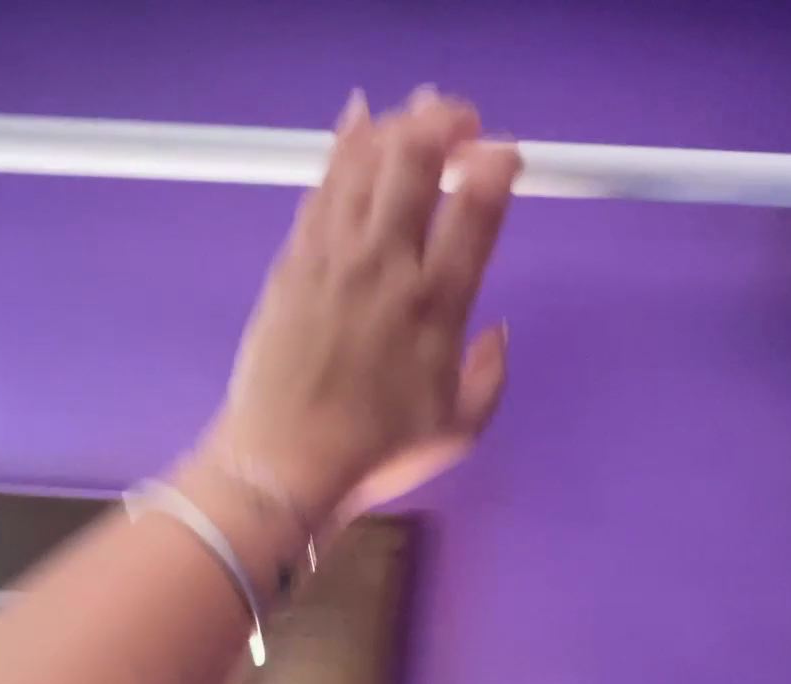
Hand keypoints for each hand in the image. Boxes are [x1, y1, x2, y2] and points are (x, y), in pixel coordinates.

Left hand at [198, 86, 520, 520]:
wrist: (283, 463)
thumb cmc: (377, 452)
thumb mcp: (459, 430)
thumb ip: (490, 376)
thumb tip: (498, 329)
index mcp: (436, 309)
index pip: (475, 214)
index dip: (495, 168)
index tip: (507, 154)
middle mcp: (387, 268)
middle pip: (415, 165)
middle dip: (445, 124)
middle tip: (464, 119)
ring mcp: (334, 258)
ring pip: (365, 164)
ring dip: (396, 126)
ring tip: (417, 112)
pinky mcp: (293, 260)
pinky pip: (322, 187)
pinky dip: (343, 148)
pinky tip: (357, 123)